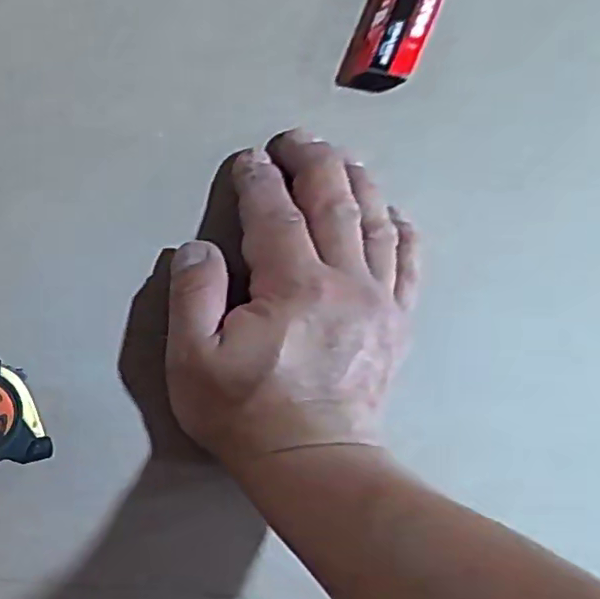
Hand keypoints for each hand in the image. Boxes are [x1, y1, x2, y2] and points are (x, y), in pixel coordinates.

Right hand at [165, 129, 419, 468]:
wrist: (310, 459)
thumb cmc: (242, 413)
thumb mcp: (192, 361)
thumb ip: (193, 298)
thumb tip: (198, 249)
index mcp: (291, 287)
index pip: (274, 217)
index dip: (258, 183)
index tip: (248, 160)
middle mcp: (343, 281)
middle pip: (333, 203)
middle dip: (312, 163)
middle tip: (295, 139)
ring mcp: (378, 300)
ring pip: (374, 222)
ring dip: (356, 182)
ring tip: (340, 160)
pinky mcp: (395, 322)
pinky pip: (408, 259)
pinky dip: (398, 227)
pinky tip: (390, 213)